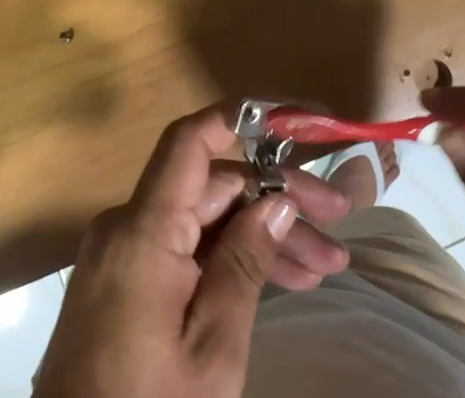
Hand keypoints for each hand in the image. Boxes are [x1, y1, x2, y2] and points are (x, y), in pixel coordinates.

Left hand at [34, 104, 351, 397]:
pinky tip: (284, 278)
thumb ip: (243, 265)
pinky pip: (185, 248)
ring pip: (204, 219)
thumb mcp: (212, 346)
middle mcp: (127, 226)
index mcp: (142, 231)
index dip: (244, 117)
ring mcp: (124, 251)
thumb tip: (276, 201)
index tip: (300, 122)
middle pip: (211, 186)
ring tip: (327, 265)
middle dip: (277, 199)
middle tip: (339, 220)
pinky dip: (230, 257)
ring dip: (263, 234)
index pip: (191, 141)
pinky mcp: (126, 277)